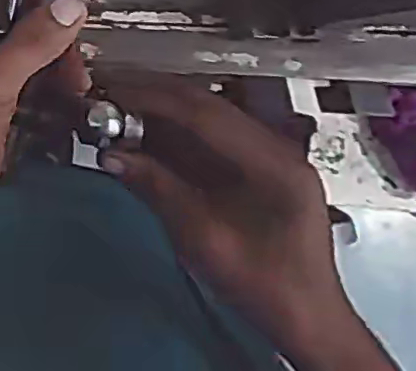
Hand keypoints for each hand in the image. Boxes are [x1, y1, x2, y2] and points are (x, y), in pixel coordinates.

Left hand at [0, 0, 88, 199]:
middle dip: (52, 39)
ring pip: (31, 41)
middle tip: (71, 68)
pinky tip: (64, 96)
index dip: (32, 1)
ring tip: (72, 87)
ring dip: (57, 61)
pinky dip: (51, 78)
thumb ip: (31, 43)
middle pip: (21, 15)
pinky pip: (32, 67)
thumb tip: (70, 5)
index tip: (60, 25)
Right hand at [101, 75, 392, 369]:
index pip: (204, 113)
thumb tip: (109, 154)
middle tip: (108, 91)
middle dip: (152, 94)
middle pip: (204, 104)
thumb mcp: (206, 241)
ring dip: (159, 105)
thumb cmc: (264, 287)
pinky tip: (143, 127)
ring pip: (203, 111)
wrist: (308, 324)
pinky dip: (171, 125)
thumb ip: (159, 190)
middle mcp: (274, 145)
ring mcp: (267, 150)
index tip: (113, 94)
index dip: (153, 99)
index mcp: (274, 163)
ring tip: (118, 104)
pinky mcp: (254, 160)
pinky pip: (206, 130)